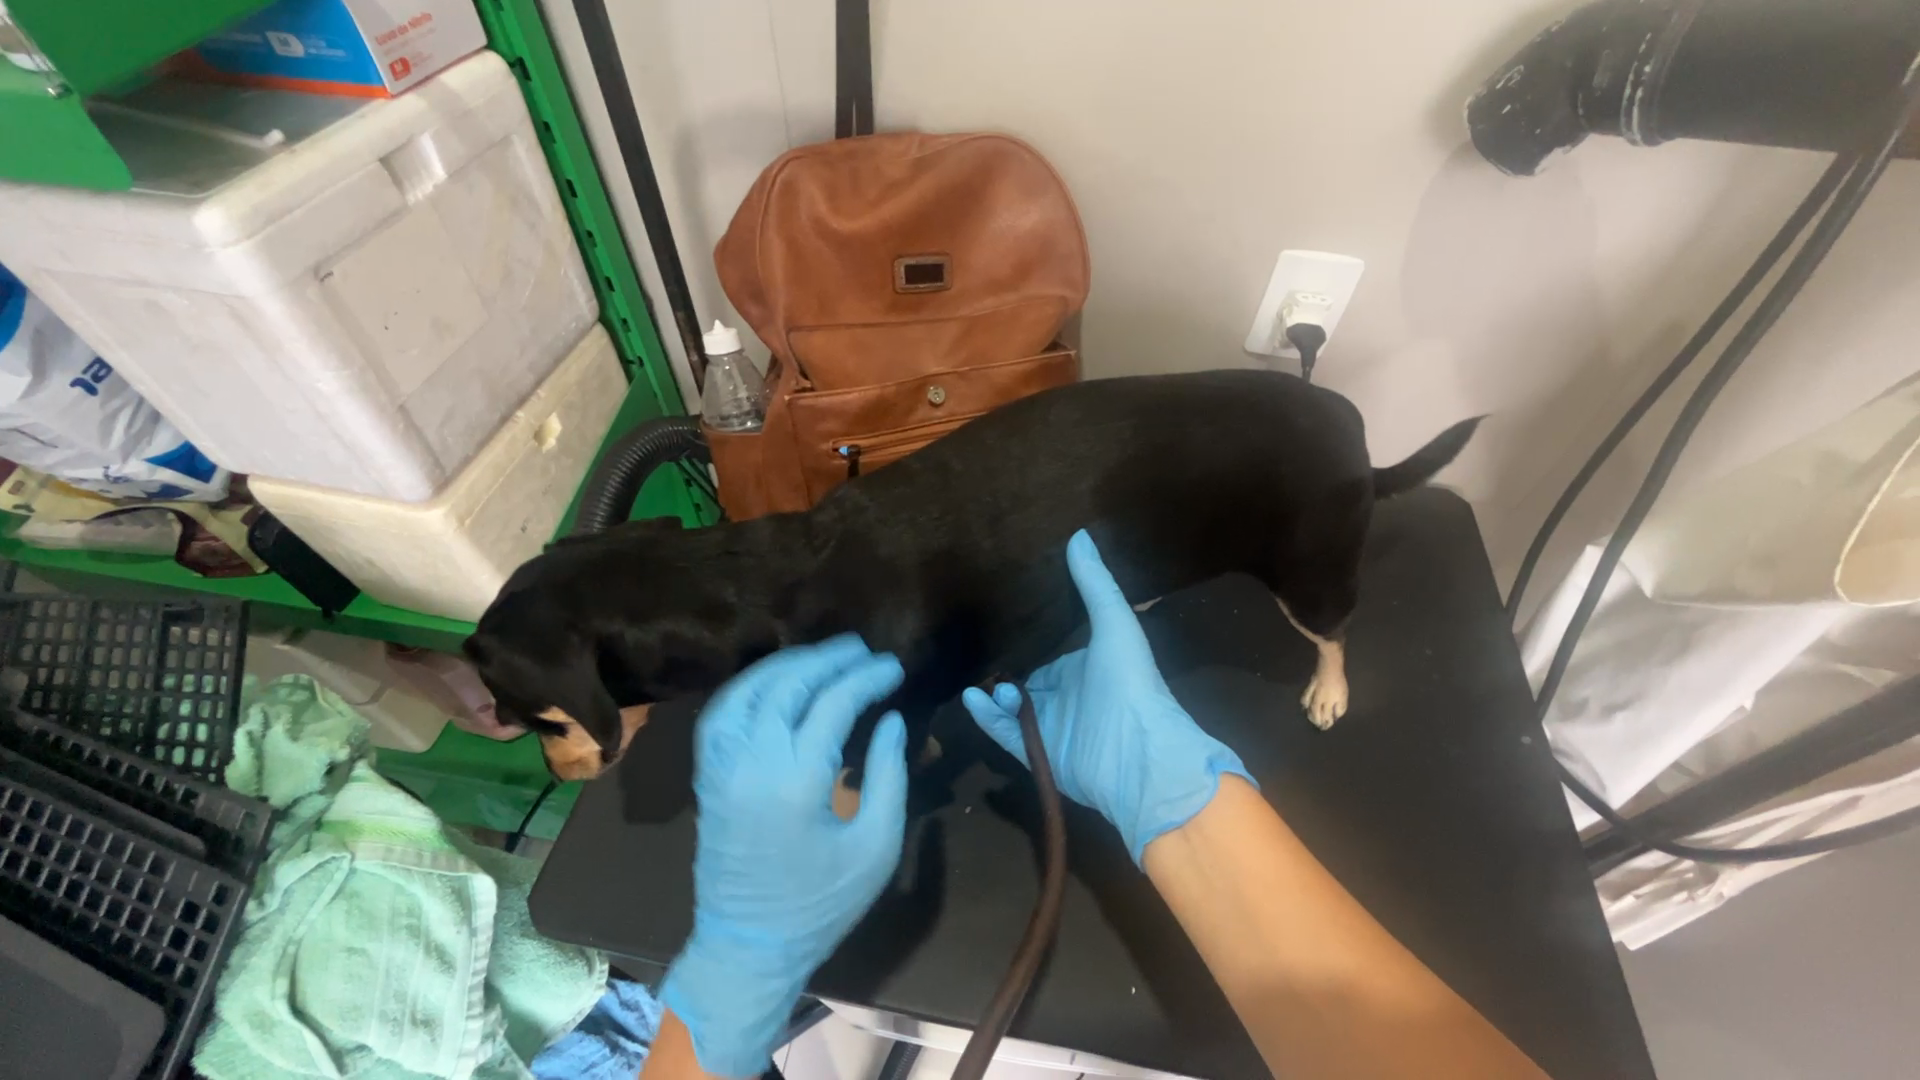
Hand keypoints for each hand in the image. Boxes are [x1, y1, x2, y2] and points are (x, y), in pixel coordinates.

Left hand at [660, 635, 909, 1076]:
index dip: (866, 678)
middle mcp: (751, 761)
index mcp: (796, 780)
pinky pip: (722, 713)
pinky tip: (776, 681)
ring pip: (750, 690)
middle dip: (829, 660)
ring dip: (789, 665)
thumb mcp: (876, 847)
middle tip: (863, 649)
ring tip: (825, 656)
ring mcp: (721, 766)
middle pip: (789, 686)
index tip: (894, 666)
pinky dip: (750, 686)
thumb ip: (888, 776)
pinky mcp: (707, 776)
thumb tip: (891, 719)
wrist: (748, 947)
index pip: (833, 703)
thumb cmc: (821, 904)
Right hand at [963, 530, 1252, 863]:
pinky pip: (1004, 732)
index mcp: (1088, 667)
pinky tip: (970, 697)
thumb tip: (1078, 534)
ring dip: (994, 692)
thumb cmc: (1130, 682)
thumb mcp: (1114, 623)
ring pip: (1012, 707)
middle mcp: (1069, 697)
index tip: (1002, 620)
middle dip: (1006, 669)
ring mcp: (1051, 727)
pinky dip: (986, 717)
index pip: (1052, 655)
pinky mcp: (1037, 754)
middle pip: (1028, 681)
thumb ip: (1094, 584)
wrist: (1140, 755)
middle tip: (975, 648)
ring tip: (976, 676)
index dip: (1031, 641)